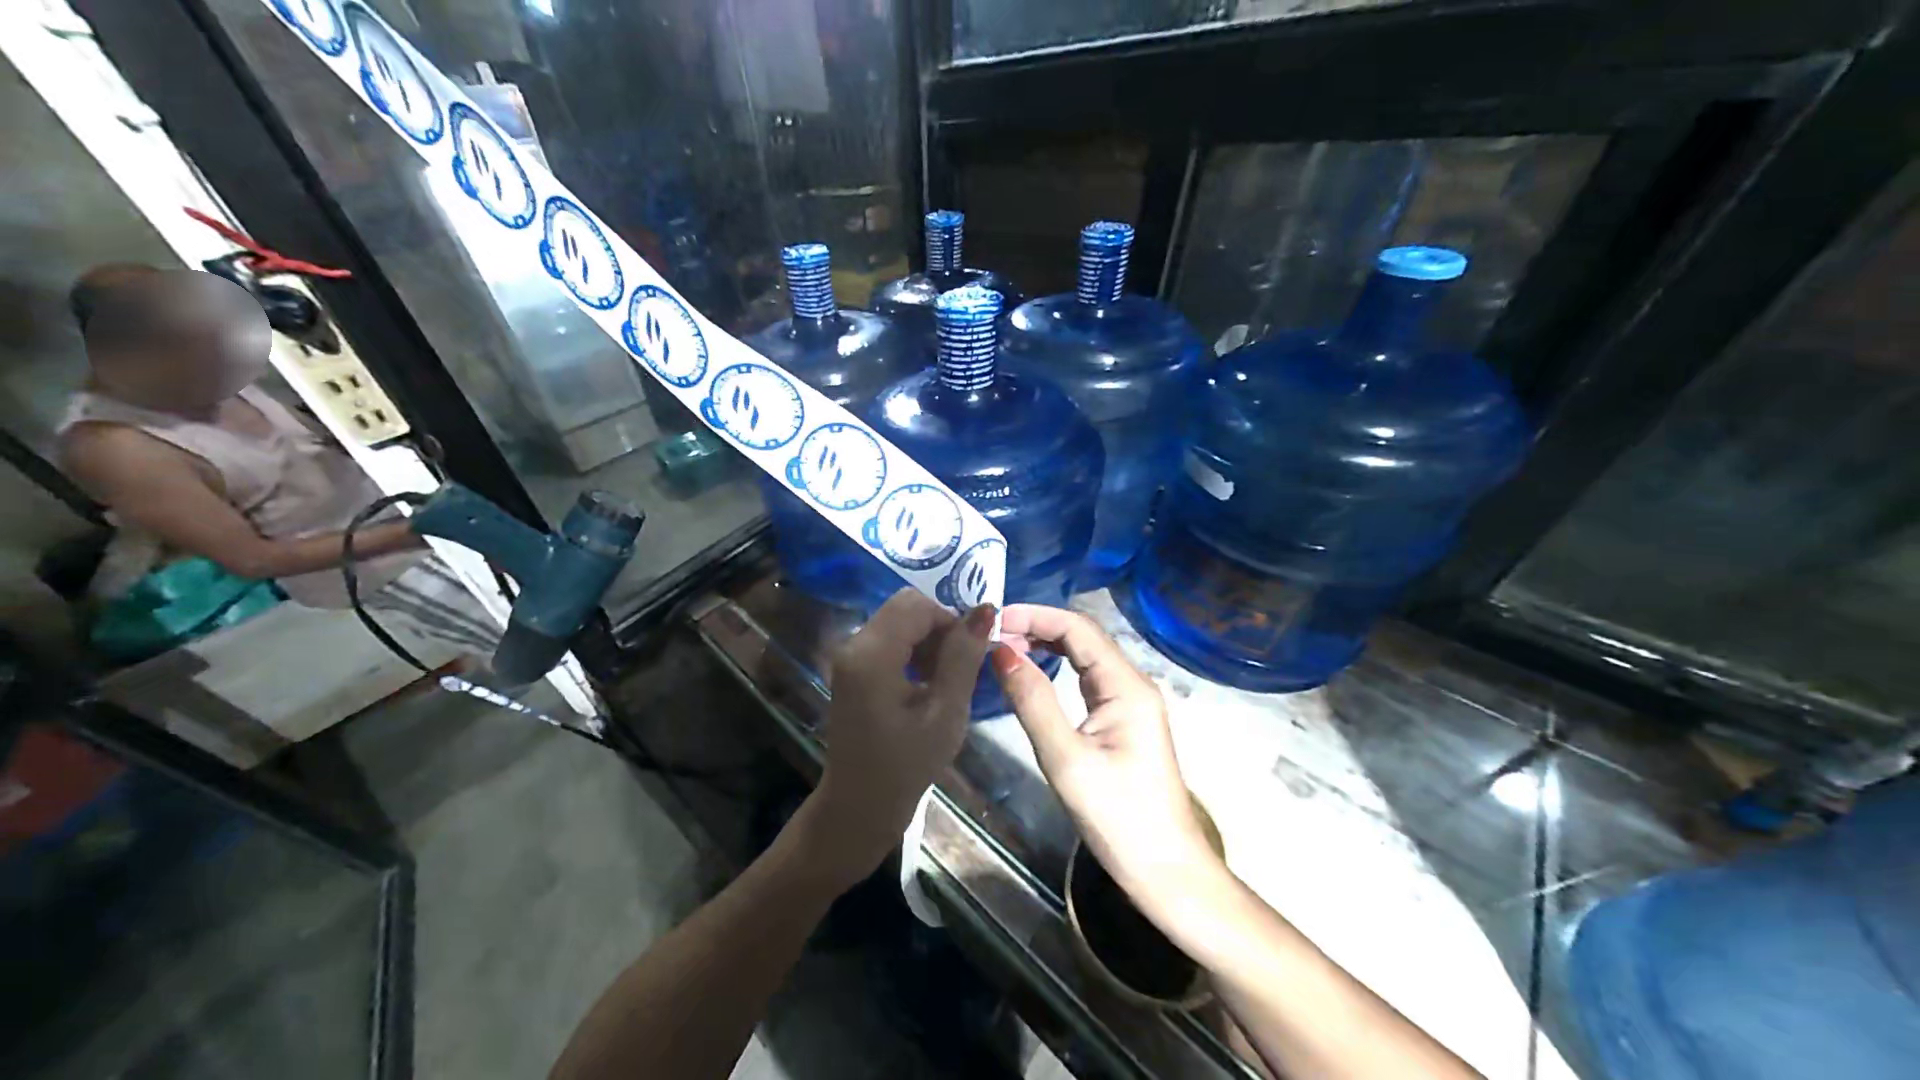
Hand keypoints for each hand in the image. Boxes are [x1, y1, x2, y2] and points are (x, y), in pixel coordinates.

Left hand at [802, 588, 994, 886]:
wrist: (859, 806)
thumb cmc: (907, 765)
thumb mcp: (945, 711)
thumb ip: (963, 656)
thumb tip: (985, 609)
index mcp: (871, 653)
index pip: (916, 604)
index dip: (950, 620)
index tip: (970, 655)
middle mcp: (853, 645)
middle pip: (905, 609)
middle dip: (939, 630)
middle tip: (957, 671)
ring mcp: (849, 657)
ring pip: (898, 623)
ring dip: (927, 642)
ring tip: (944, 683)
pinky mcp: (852, 670)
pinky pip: (889, 642)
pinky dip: (912, 653)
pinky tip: (925, 687)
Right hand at [989, 605, 1217, 917]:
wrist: (1166, 870)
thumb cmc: (1119, 817)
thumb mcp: (1066, 759)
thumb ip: (1033, 701)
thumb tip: (1001, 651)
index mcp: (1126, 685)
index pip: (1078, 628)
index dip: (1035, 616)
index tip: (994, 620)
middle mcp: (1132, 684)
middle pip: (1082, 637)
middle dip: (1038, 627)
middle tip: (992, 635)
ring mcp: (1130, 703)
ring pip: (1085, 657)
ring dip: (1046, 646)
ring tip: (1004, 649)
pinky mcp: (1123, 722)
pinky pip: (1087, 680)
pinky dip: (1057, 669)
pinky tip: (1033, 675)